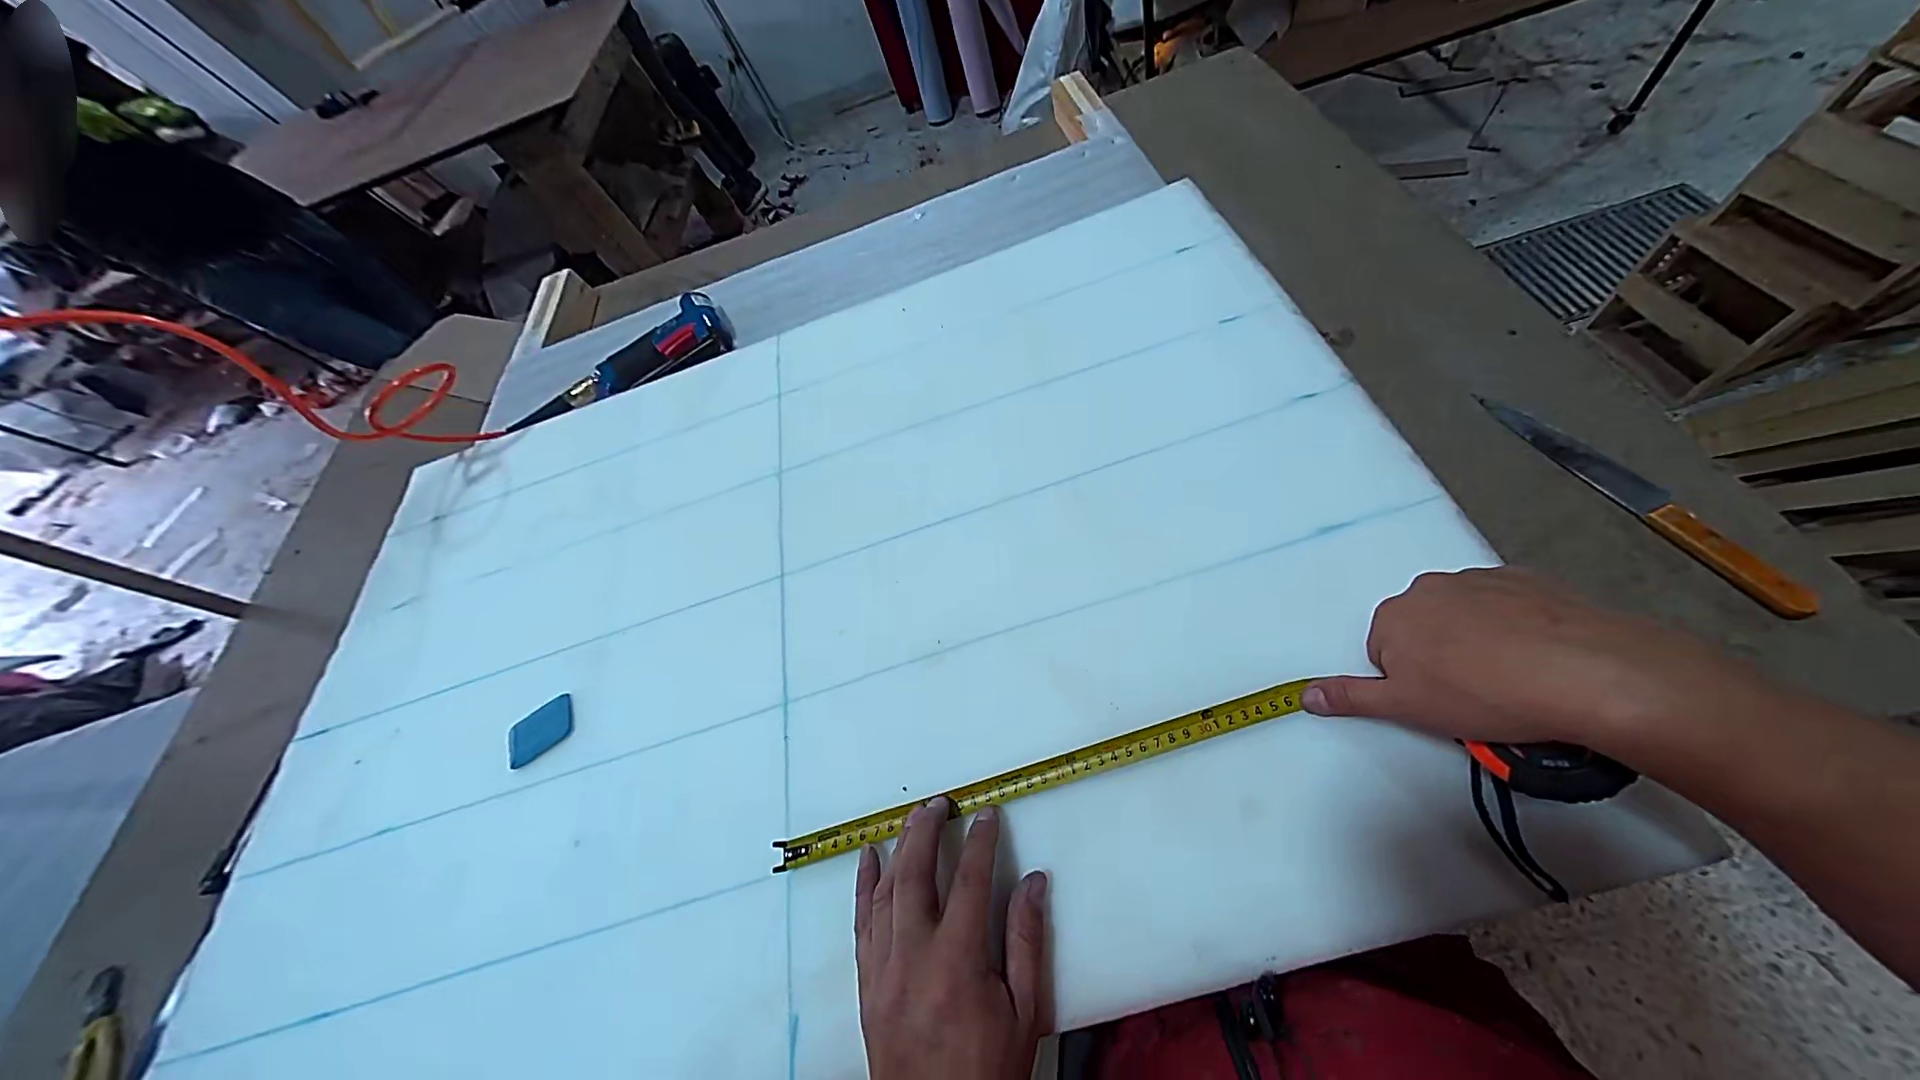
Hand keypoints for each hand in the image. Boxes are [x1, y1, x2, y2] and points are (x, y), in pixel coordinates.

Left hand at [855, 798, 1049, 1079]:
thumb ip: (1027, 941)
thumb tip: (1033, 885)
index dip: (979, 841)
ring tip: (912, 818)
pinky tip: (868, 859)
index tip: (987, 816)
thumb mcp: (1025, 1012)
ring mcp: (884, 966)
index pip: (968, 880)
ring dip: (898, 847)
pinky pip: (861, 921)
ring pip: (886, 890)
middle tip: (940, 804)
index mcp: (956, 960)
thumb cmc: (985, 1071)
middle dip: (927, 830)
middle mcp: (914, 955)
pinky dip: (864, 885)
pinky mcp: (867, 980)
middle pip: (916, 873)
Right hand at [1302, 566, 1759, 749]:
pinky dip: (1515, 626)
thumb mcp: (1407, 708)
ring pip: (1464, 617)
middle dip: (1440, 658)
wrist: (1590, 674)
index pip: (1384, 653)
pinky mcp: (1529, 580)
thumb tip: (1305, 694)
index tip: (1442, 701)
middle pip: (1421, 629)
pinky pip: (1507, 605)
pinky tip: (1539, 656)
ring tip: (1514, 677)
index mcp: (1392, 616)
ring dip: (1476, 642)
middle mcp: (1427, 589)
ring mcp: (1479, 580)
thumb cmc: (1485, 694)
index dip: (1412, 683)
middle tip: (1476, 693)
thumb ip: (1351, 697)